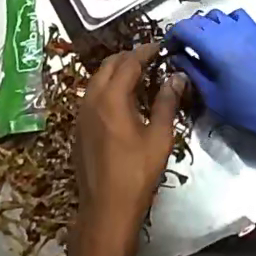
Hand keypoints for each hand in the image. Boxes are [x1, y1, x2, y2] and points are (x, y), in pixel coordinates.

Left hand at [75, 39, 187, 241]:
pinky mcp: (78, 125)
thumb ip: (166, 103)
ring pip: (97, 79)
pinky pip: (92, 94)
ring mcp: (81, 112)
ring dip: (116, 71)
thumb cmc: (137, 173)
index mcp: (111, 97)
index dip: (145, 52)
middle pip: (108, 65)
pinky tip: (122, 98)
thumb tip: (176, 77)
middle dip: (128, 57)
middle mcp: (91, 98)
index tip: (160, 46)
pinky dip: (107, 86)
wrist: (106, 208)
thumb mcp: (159, 137)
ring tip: (138, 74)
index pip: (128, 63)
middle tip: (150, 58)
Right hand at [167, 9, 255, 167]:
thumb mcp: (211, 95)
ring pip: (215, 15)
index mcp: (214, 46)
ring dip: (204, 26)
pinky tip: (226, 39)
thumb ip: (191, 71)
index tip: (169, 49)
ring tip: (203, 44)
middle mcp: (228, 31)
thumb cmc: (246, 110)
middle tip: (183, 50)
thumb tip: (176, 58)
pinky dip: (225, 22)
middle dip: (186, 32)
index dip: (172, 36)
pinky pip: (235, 17)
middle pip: (197, 20)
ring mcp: (245, 29)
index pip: (183, 27)